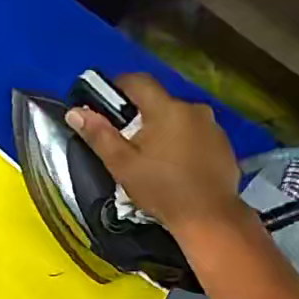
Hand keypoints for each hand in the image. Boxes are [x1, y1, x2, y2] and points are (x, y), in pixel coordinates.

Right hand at [67, 73, 249, 235]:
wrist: (208, 216)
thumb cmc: (161, 189)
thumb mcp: (122, 165)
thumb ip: (99, 135)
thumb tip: (74, 112)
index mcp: (166, 109)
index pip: (138, 81)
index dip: (119, 86)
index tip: (106, 102)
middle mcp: (193, 109)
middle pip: (159, 103)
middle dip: (141, 116)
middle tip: (127, 142)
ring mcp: (213, 126)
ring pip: (179, 119)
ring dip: (164, 131)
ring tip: (154, 159)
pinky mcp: (224, 144)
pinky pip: (197, 135)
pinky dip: (184, 144)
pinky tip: (178, 167)